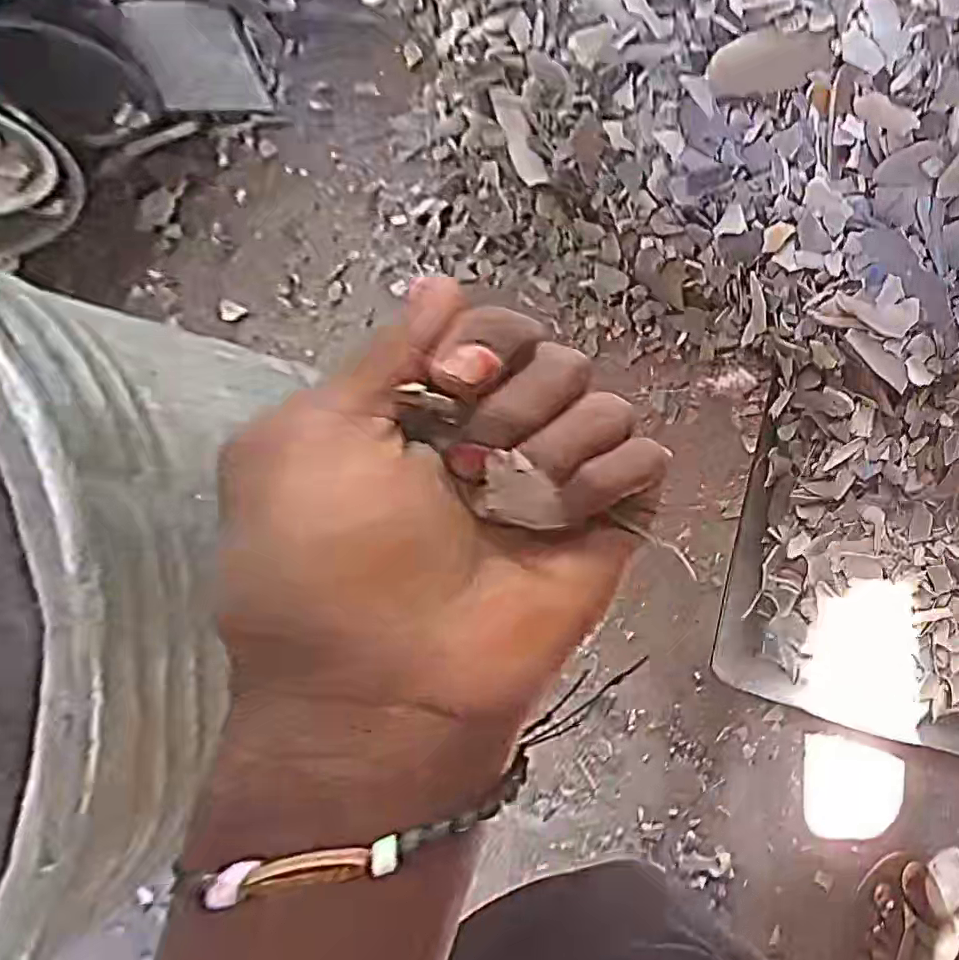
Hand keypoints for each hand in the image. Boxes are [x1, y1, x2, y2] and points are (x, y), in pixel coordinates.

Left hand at [215, 278, 669, 742]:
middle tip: (474, 462)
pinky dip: (611, 477)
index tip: (454, 383)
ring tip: (519, 500)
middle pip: (564, 360)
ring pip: (611, 405)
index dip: (490, 343)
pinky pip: (648, 456)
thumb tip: (443, 286)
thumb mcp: (310, 443)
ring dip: (560, 447)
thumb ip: (383, 355)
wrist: (399, 673)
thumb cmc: (331, 564)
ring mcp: (574, 473)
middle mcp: (516, 432)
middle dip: (519, 403)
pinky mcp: (622, 511)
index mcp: (444, 408)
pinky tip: (569, 515)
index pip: (503, 332)